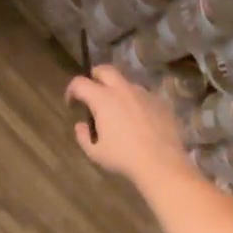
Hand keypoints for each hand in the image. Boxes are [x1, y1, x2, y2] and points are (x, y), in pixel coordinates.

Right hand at [65, 65, 192, 183]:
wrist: (161, 162)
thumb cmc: (123, 158)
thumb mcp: (96, 153)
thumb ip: (83, 137)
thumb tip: (81, 125)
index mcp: (103, 99)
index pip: (80, 83)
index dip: (71, 90)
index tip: (71, 102)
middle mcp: (123, 89)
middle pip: (105, 70)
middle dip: (94, 76)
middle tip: (92, 92)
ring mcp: (144, 93)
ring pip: (126, 83)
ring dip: (117, 90)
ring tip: (118, 109)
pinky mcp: (160, 102)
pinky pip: (143, 96)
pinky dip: (135, 102)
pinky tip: (138, 119)